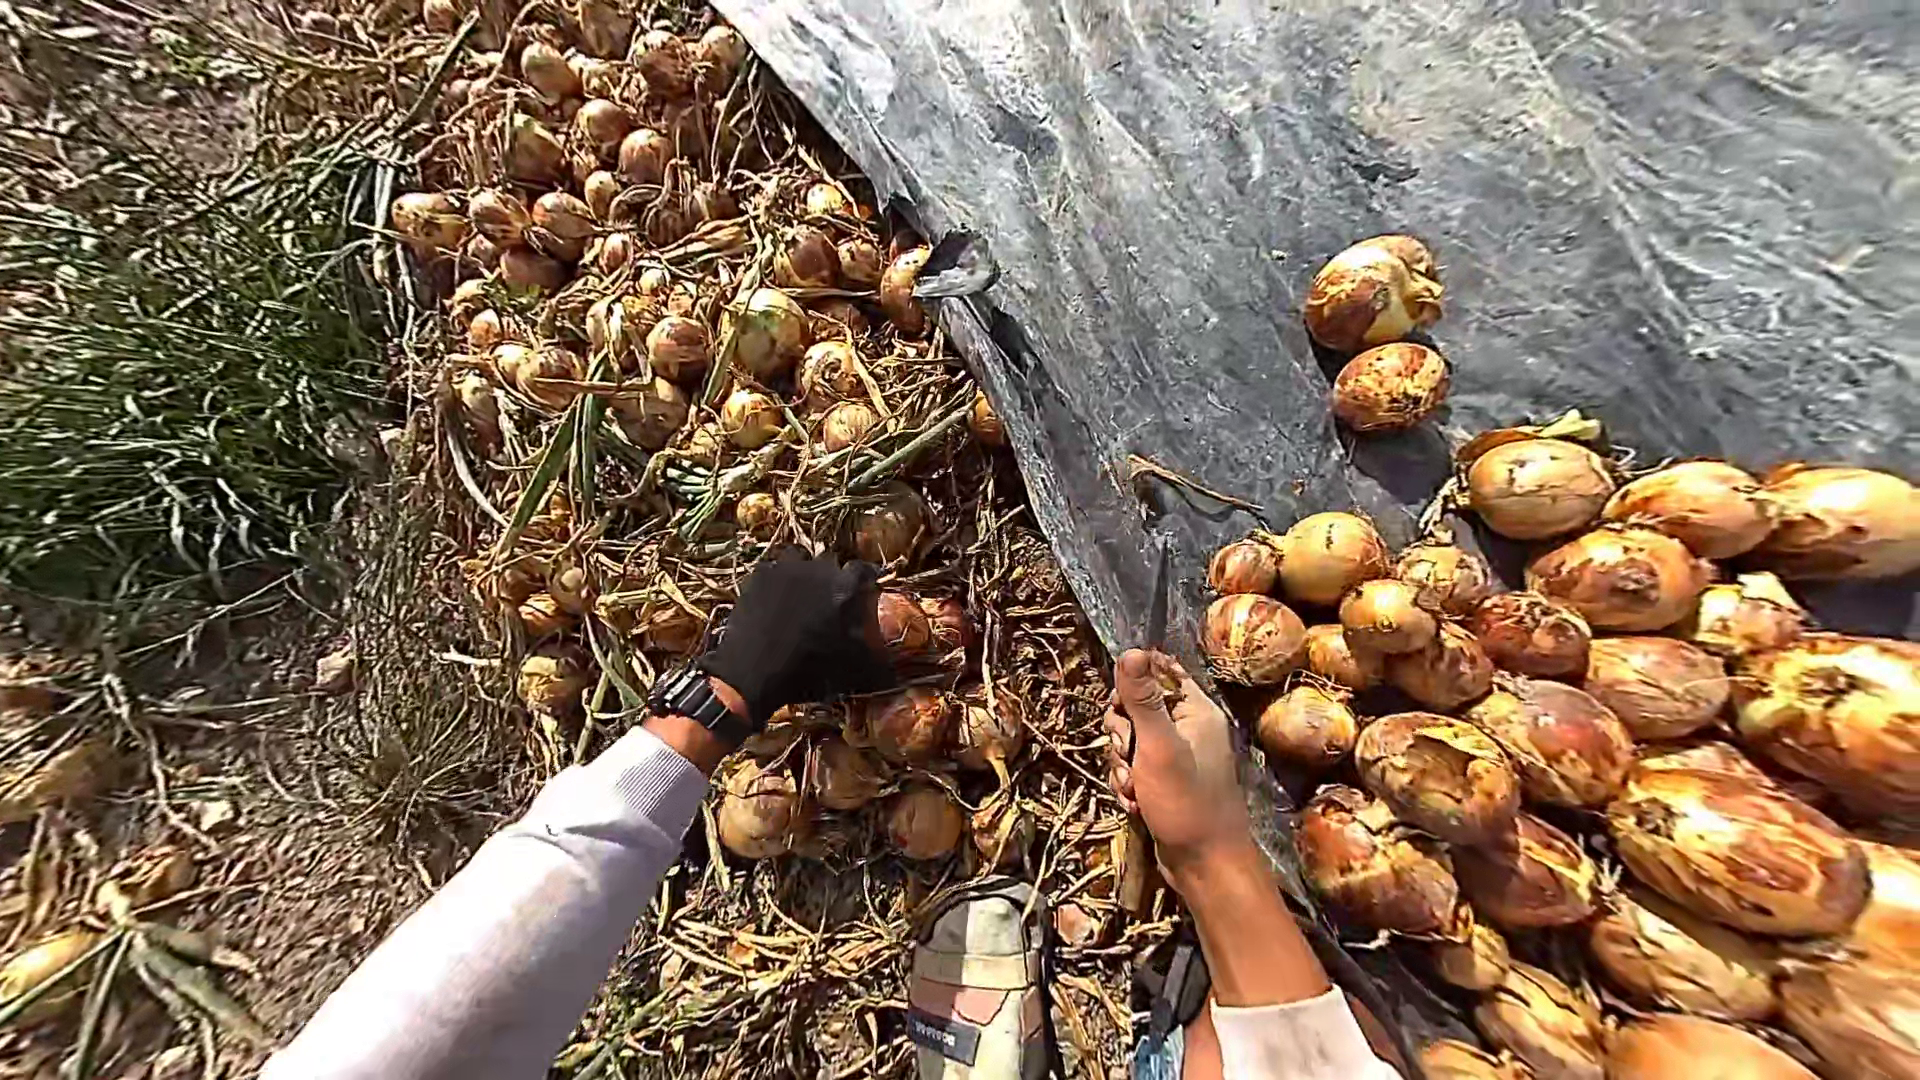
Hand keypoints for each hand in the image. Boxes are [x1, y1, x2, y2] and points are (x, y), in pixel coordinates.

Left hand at [697, 549, 896, 724]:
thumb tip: (897, 673)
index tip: (865, 588)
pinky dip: (775, 577)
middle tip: (830, 594)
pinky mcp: (759, 575)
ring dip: (802, 569)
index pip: (863, 569)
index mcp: (845, 586)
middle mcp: (819, 569)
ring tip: (800, 589)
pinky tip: (773, 595)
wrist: (753, 672)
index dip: (865, 578)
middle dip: (833, 573)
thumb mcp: (852, 670)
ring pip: (799, 556)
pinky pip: (772, 567)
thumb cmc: (809, 669)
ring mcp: (786, 568)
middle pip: (831, 559)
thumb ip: (877, 663)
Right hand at [1104, 649, 1256, 891]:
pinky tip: (1134, 803)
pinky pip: (1132, 765)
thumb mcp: (1159, 746)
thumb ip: (1142, 699)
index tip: (1120, 705)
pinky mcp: (1162, 779)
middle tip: (1127, 754)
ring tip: (1132, 788)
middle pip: (1135, 706)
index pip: (1158, 671)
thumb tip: (1130, 651)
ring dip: (1121, 763)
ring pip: (1128, 739)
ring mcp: (1174, 755)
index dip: (1132, 682)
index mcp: (1195, 711)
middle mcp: (1186, 727)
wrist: (1205, 869)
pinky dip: (1127, 782)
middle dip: (1121, 733)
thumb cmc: (1187, 802)